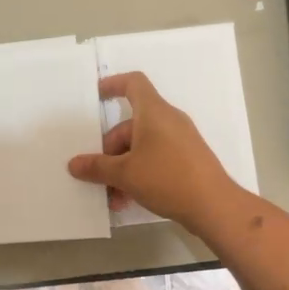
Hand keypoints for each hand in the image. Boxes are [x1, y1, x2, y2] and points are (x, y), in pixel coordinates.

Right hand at [67, 72, 240, 230]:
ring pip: (141, 147)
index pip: (134, 83)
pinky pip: (155, 159)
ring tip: (112, 196)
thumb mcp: (125, 174)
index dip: (113, 84)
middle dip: (110, 150)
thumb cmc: (166, 178)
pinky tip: (128, 200)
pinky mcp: (187, 159)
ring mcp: (180, 140)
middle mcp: (168, 121)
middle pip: (130, 126)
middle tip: (97, 175)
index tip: (96, 95)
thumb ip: (97, 167)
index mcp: (154, 113)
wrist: (214, 206)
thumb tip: (74, 164)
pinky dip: (139, 174)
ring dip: (122, 168)